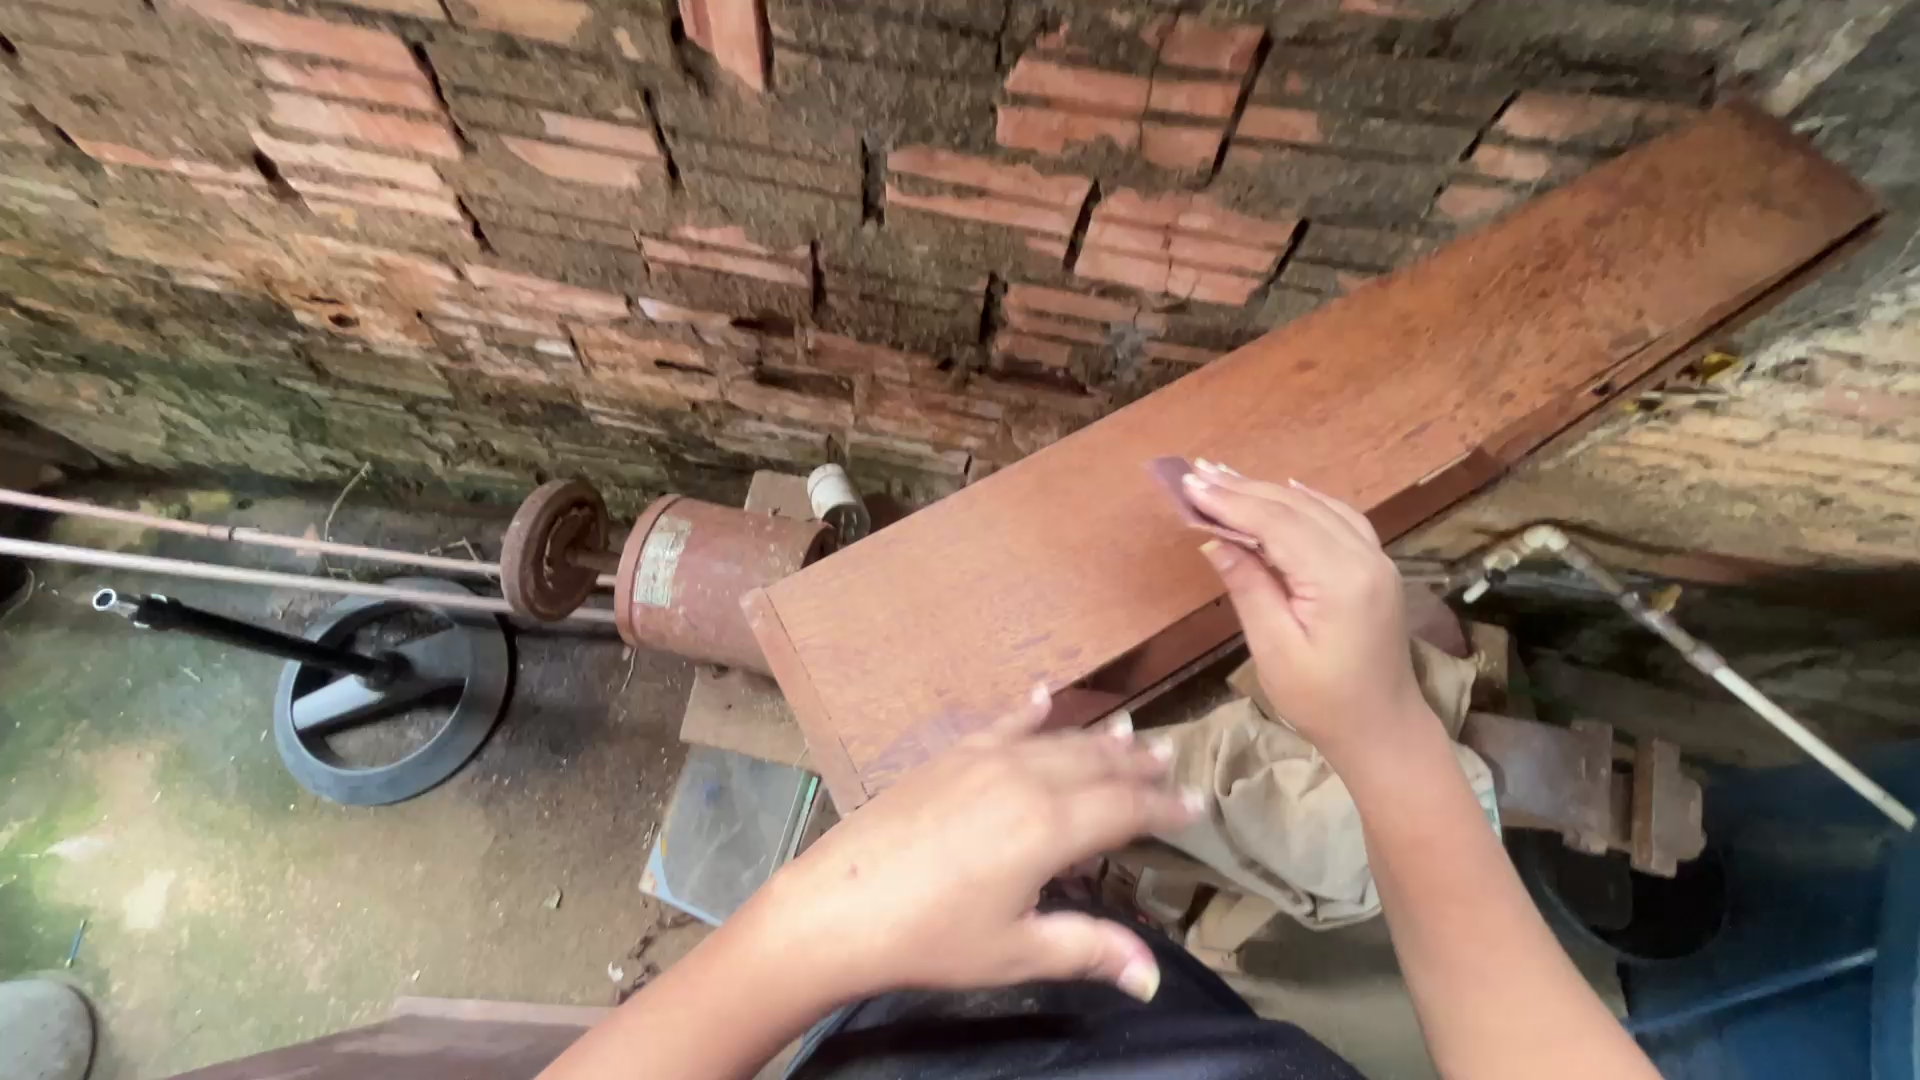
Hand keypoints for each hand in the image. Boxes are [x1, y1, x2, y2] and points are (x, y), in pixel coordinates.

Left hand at [745, 687, 1200, 1005]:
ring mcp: (983, 758)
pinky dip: (1027, 709)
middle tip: (1169, 760)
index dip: (1163, 807)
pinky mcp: (950, 754)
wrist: (840, 903)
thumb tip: (1152, 975)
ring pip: (1055, 740)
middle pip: (1095, 765)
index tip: (1196, 803)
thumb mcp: (1014, 951)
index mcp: (1048, 827)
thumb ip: (1086, 948)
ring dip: (1095, 738)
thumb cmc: (931, 937)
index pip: (1124, 809)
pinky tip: (1043, 692)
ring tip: (1128, 732)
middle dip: (1136, 765)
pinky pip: (1000, 723)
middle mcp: (1023, 779)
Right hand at [1180, 461, 1433, 766]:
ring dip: (1268, 490)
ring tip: (1224, 476)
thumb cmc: (1321, 700)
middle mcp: (1364, 558)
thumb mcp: (1275, 649)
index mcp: (1339, 580)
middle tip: (1195, 473)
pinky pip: (1339, 518)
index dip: (1230, 502)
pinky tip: (1284, 488)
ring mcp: (1376, 560)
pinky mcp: (1375, 567)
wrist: (1382, 728)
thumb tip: (1215, 540)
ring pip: (1316, 507)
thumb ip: (1249, 587)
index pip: (1276, 524)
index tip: (1189, 485)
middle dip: (1242, 489)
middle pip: (1295, 508)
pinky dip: (1305, 500)